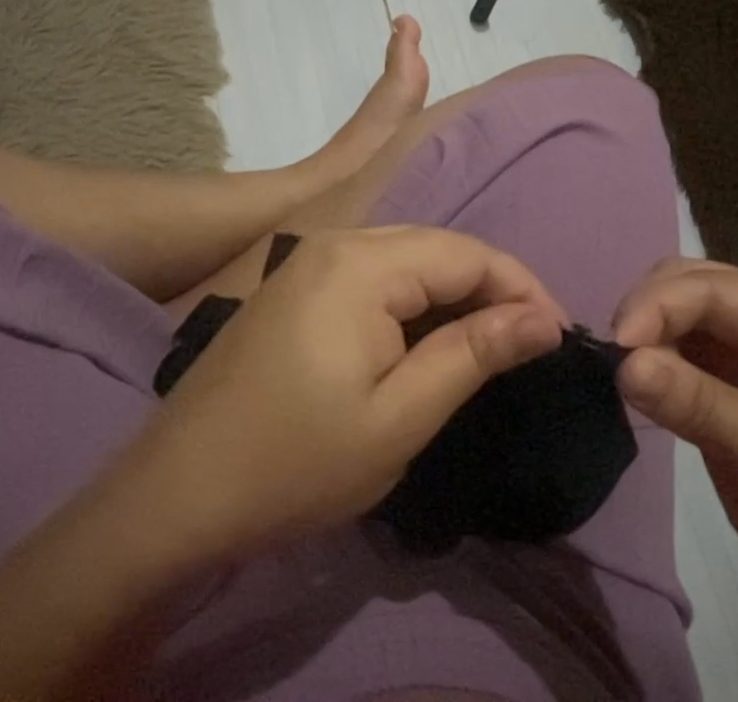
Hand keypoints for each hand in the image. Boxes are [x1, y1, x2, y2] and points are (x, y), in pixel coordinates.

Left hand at [128, 226, 565, 556]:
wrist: (178, 492)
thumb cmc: (295, 463)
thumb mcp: (399, 417)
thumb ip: (473, 354)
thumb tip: (542, 319)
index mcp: (359, 264)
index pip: (467, 252)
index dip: (522, 289)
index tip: (559, 340)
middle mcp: (330, 244)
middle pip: (435, 248)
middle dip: (490, 290)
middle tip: (529, 348)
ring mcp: (303, 264)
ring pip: (404, 261)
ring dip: (451, 298)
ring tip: (488, 350)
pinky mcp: (289, 290)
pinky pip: (369, 278)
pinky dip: (410, 305)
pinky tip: (424, 345)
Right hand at [611, 259, 737, 631]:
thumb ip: (706, 409)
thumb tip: (622, 362)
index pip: (721, 288)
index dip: (659, 306)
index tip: (614, 353)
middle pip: (697, 285)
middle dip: (647, 312)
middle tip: (613, 367)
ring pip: (683, 315)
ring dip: (645, 335)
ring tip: (621, 380)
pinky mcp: (735, 390)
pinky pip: (683, 355)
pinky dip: (652, 363)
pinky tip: (637, 389)